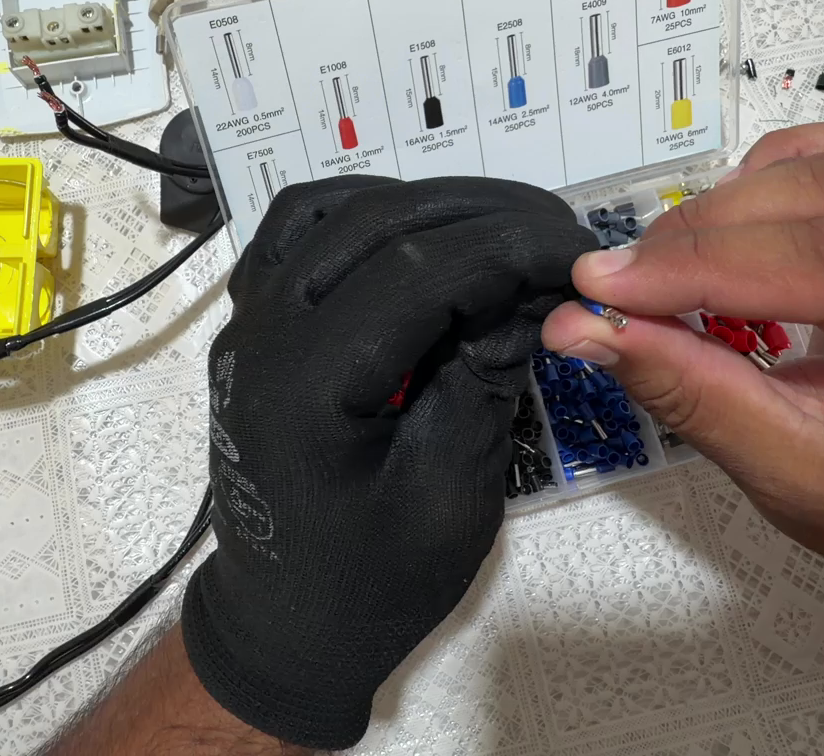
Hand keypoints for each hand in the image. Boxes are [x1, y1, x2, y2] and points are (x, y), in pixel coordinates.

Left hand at [184, 175, 597, 749]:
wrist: (282, 620)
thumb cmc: (371, 580)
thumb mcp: (450, 494)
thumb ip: (486, 376)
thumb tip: (533, 288)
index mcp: (305, 387)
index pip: (415, 275)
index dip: (507, 247)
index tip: (579, 250)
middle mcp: (259, 334)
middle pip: (372, 225)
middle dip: (477, 214)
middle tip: (554, 229)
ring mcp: (244, 320)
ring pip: (328, 211)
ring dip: (419, 203)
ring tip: (493, 227)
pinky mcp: (251, 321)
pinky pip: (296, 232)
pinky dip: (360, 213)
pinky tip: (413, 233)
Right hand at [541, 123, 823, 616]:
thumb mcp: (792, 476)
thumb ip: (688, 390)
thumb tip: (578, 325)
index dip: (706, 265)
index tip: (602, 285)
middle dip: (702, 233)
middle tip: (618, 283)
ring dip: (726, 206)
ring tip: (667, 264)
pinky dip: (769, 176)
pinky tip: (733, 224)